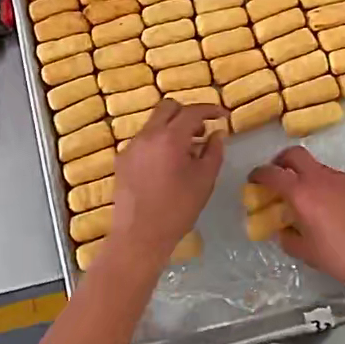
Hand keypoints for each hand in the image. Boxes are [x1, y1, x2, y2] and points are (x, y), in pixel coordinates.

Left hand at [108, 99, 227, 263]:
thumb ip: (214, 151)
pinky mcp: (122, 160)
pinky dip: (158, 141)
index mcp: (170, 138)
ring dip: (172, 128)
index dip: (210, 109)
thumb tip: (217, 133)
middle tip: (202, 131)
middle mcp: (147, 135)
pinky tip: (166, 164)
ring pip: (154, 123)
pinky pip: (144, 140)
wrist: (139, 235)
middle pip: (168, 108)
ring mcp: (131, 146)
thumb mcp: (204, 180)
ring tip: (186, 150)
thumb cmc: (178, 209)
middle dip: (187, 113)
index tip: (222, 116)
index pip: (192, 111)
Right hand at [250, 147, 344, 296]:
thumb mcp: (310, 255)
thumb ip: (290, 240)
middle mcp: (321, 179)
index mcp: (303, 194)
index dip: (259, 174)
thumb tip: (283, 231)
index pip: (273, 173)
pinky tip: (333, 210)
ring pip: (317, 167)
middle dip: (280, 161)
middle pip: (294, 154)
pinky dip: (325, 186)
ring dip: (305, 176)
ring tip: (307, 202)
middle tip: (277, 178)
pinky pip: (335, 179)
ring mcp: (344, 179)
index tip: (253, 179)